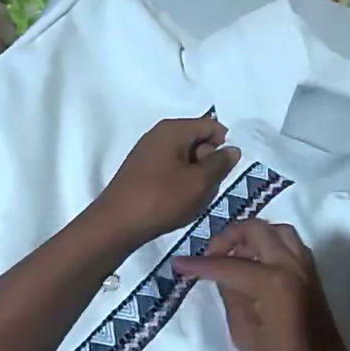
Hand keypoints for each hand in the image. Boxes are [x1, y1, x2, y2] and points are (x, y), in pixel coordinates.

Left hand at [92, 116, 242, 243]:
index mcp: (174, 129)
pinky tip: (176, 203)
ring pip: (186, 159)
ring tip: (189, 200)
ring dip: (195, 178)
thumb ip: (220, 163)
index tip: (222, 172)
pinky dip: (179, 184)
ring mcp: (149, 152)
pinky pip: (171, 170)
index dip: (223, 147)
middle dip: (208, 164)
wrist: (117, 224)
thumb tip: (232, 149)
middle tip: (204, 189)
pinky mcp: (142, 170)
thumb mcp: (199, 182)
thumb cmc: (162, 199)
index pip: (212, 126)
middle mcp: (160, 134)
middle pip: (198, 141)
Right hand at [173, 220, 349, 350]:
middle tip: (210, 256)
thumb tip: (221, 274)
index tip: (178, 264)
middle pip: (255, 229)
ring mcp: (306, 266)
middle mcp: (291, 264)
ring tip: (233, 255)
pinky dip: (269, 242)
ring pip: (275, 229)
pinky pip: (289, 242)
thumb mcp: (244, 334)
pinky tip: (255, 262)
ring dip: (251, 235)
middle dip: (228, 237)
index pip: (227, 264)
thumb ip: (231, 296)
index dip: (199, 265)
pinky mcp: (312, 274)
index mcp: (272, 281)